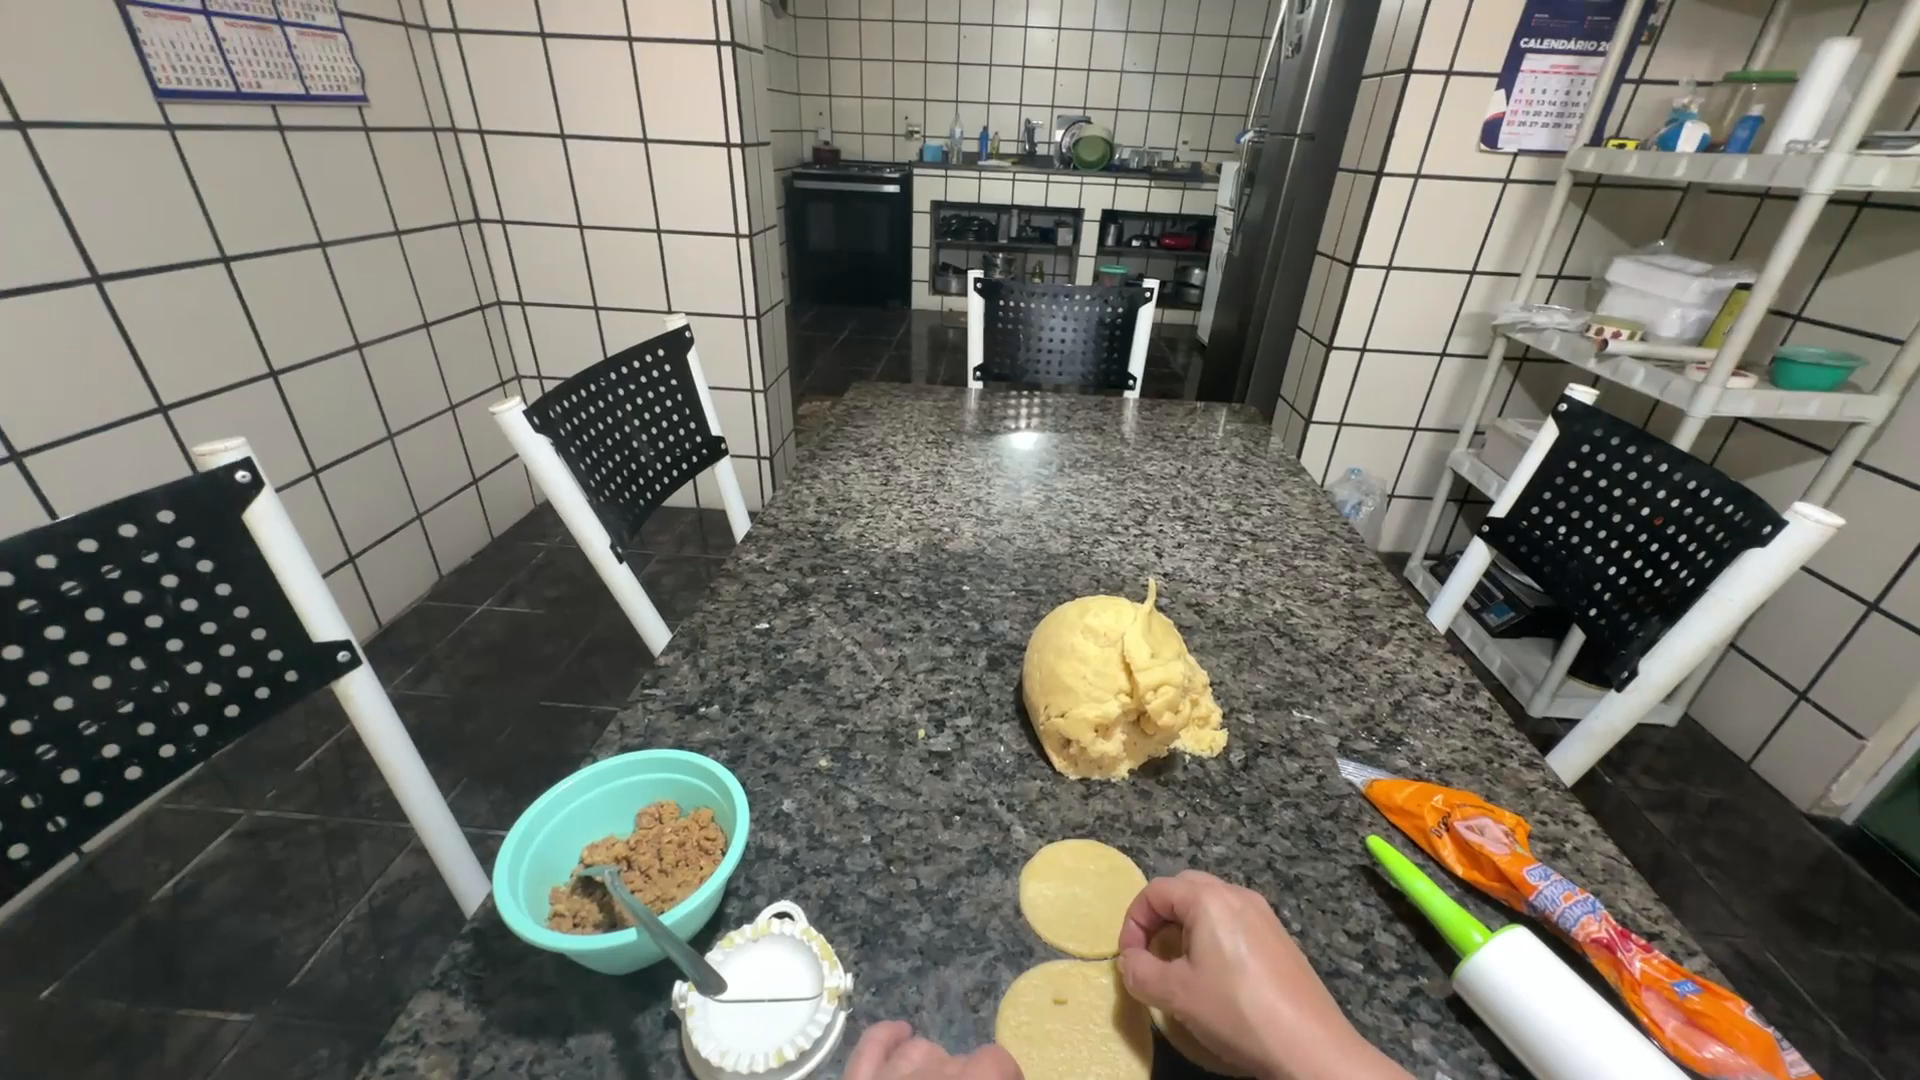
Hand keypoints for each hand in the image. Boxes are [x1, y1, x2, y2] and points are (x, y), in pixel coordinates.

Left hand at [844, 1020, 1023, 1079]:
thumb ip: (993, 1076)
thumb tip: (1005, 1071)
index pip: (997, 1061)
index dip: (1008, 1074)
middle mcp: (928, 1074)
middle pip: (959, 1061)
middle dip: (971, 1077)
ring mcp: (886, 1076)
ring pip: (918, 1052)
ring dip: (935, 1068)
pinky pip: (870, 1049)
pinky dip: (886, 1038)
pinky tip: (902, 1033)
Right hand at [1116, 870, 1412, 1079]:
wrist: (1313, 1051)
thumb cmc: (1238, 1012)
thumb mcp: (1176, 995)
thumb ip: (1140, 972)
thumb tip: (1129, 962)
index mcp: (1209, 898)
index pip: (1155, 890)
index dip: (1133, 921)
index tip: (1130, 958)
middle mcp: (1237, 894)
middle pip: (1183, 889)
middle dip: (1158, 918)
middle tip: (1151, 955)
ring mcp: (1263, 915)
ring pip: (1210, 905)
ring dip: (1185, 928)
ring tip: (1181, 968)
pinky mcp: (1280, 938)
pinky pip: (1234, 922)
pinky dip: (1213, 938)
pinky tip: (1218, 977)